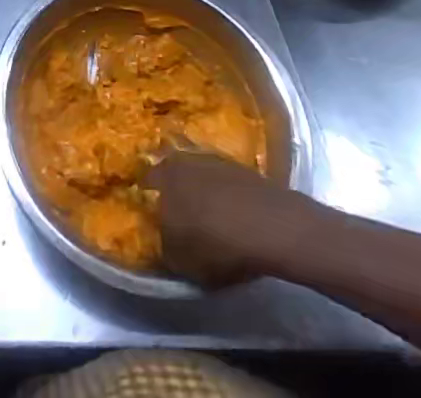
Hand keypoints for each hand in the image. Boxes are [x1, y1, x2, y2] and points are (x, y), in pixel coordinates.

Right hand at [145, 150, 315, 287]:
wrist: (277, 229)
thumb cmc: (219, 243)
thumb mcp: (182, 260)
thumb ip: (165, 249)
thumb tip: (162, 244)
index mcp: (159, 178)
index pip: (142, 185)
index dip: (145, 201)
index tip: (151, 218)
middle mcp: (181, 160)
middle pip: (170, 174)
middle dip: (172, 192)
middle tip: (178, 214)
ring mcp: (214, 160)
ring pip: (198, 175)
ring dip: (201, 192)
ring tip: (209, 217)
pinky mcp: (244, 168)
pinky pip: (225, 182)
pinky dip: (226, 196)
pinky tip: (235, 216)